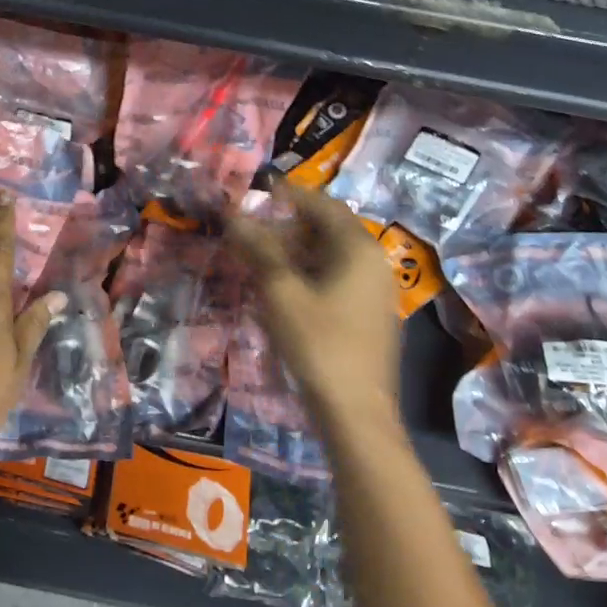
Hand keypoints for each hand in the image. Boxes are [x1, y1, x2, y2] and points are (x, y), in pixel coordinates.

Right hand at [228, 184, 400, 419]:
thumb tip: (233, 213)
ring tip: (254, 257)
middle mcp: (373, 261)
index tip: (249, 195)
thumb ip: (258, 247)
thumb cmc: (318, 343)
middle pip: (326, 227)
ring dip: (292, 249)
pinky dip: (306, 272)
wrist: (355, 411)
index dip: (284, 195)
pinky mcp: (367, 313)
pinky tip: (278, 288)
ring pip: (328, 254)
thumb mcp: (280, 291)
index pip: (320, 204)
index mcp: (358, 248)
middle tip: (246, 229)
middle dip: (284, 224)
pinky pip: (334, 277)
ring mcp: (374, 290)